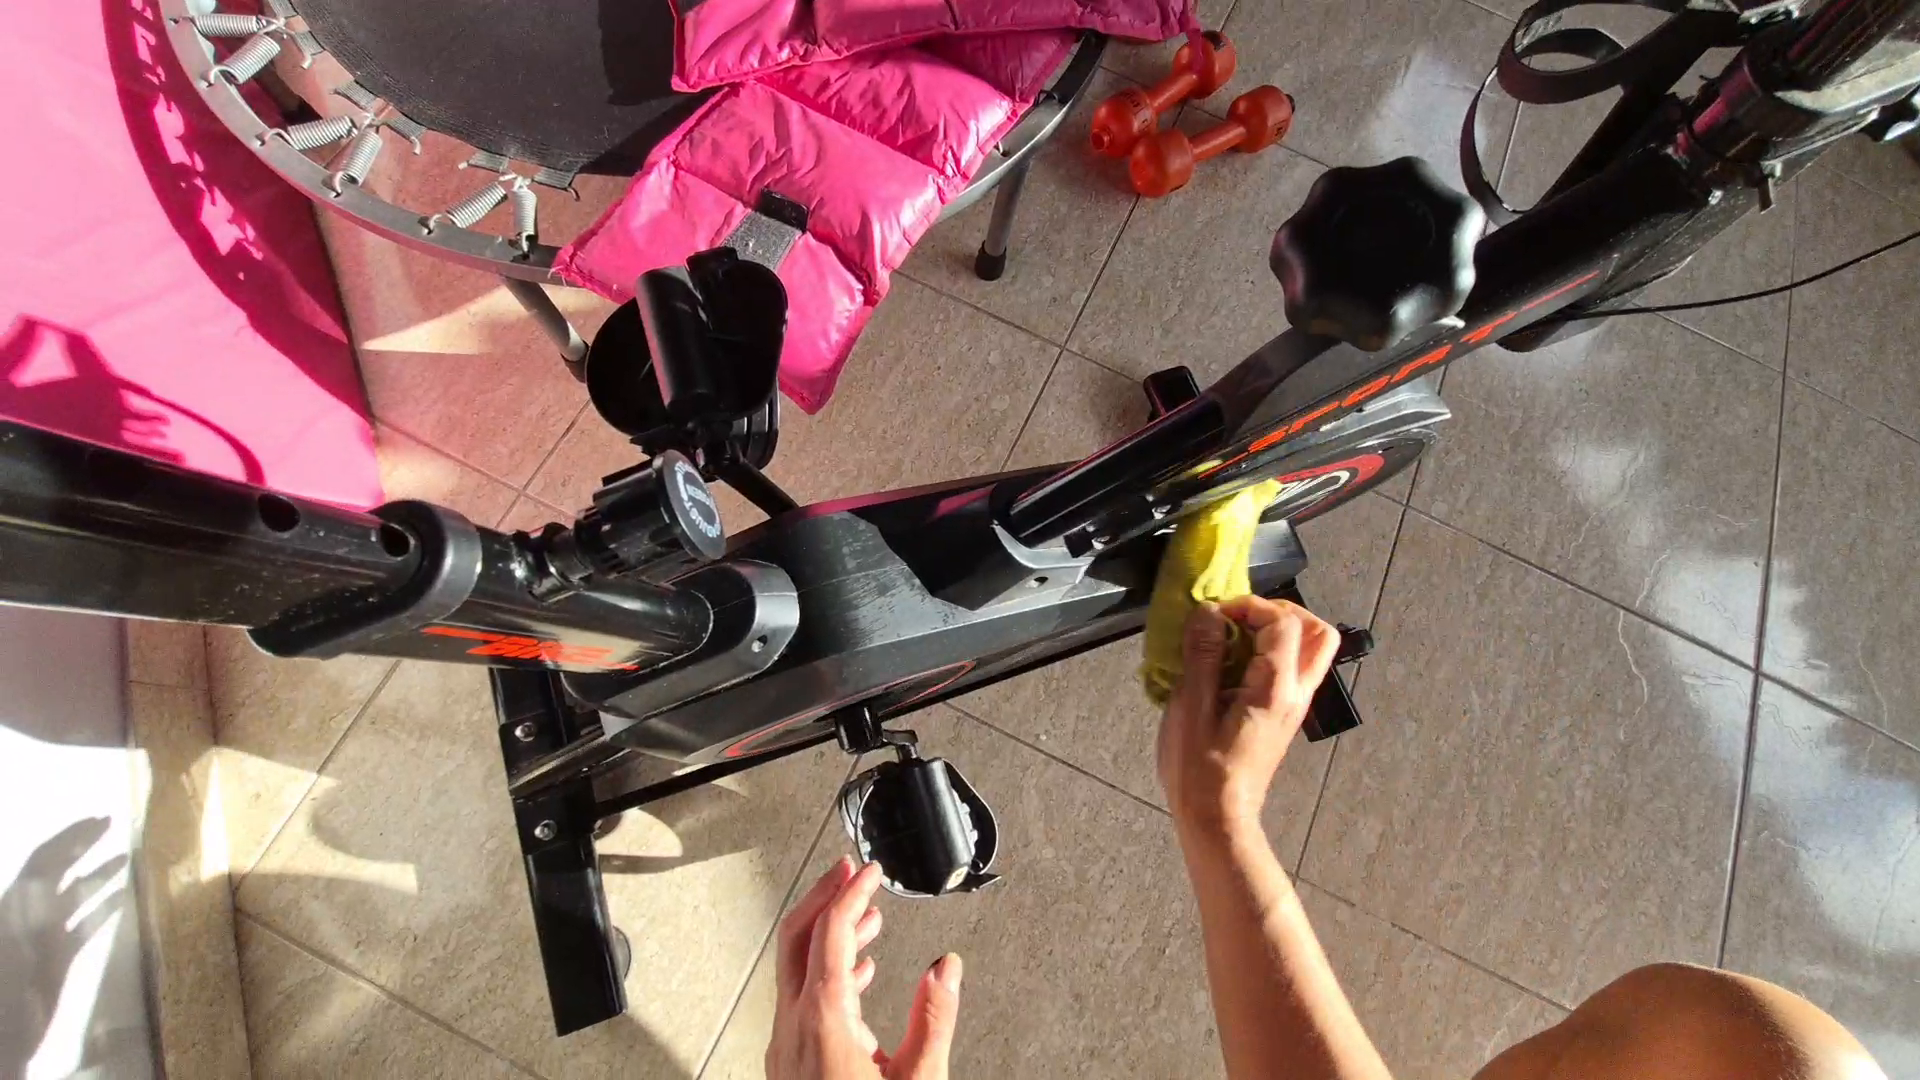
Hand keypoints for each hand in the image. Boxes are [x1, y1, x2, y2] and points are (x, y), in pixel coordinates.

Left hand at [766, 857, 963, 1079]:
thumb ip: (932, 1020)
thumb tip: (946, 967)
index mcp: (822, 1020)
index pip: (830, 930)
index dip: (852, 892)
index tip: (871, 872)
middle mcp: (792, 1028)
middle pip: (795, 937)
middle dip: (824, 895)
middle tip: (849, 870)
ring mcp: (785, 1047)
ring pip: (795, 967)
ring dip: (827, 931)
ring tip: (865, 914)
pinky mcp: (789, 1066)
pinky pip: (800, 998)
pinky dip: (825, 968)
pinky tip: (857, 971)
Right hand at [1157, 597, 1338, 836]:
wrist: (1216, 816)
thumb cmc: (1199, 767)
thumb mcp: (1191, 707)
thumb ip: (1202, 655)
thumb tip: (1208, 611)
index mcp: (1275, 689)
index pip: (1283, 623)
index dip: (1248, 606)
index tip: (1213, 614)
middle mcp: (1295, 694)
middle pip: (1317, 631)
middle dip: (1277, 610)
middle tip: (1238, 616)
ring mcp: (1292, 705)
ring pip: (1309, 650)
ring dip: (1276, 630)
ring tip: (1234, 634)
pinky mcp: (1282, 714)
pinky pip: (1291, 667)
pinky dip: (1268, 650)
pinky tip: (1230, 662)